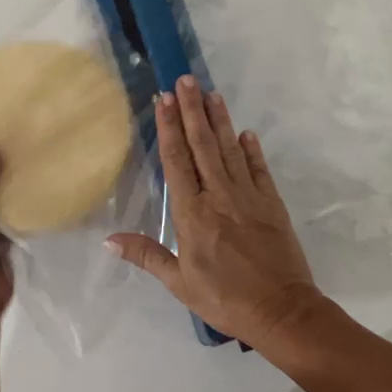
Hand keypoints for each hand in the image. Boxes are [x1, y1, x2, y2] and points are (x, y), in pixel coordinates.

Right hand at [107, 76, 330, 349]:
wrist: (282, 311)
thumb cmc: (225, 300)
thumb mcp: (179, 283)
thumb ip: (147, 255)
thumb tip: (109, 239)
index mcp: (193, 214)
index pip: (177, 162)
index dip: (169, 128)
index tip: (163, 99)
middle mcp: (219, 197)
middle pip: (203, 146)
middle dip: (192, 111)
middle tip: (185, 80)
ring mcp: (249, 197)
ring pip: (231, 150)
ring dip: (220, 121)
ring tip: (211, 93)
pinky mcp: (272, 204)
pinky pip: (259, 170)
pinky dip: (251, 150)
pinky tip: (245, 132)